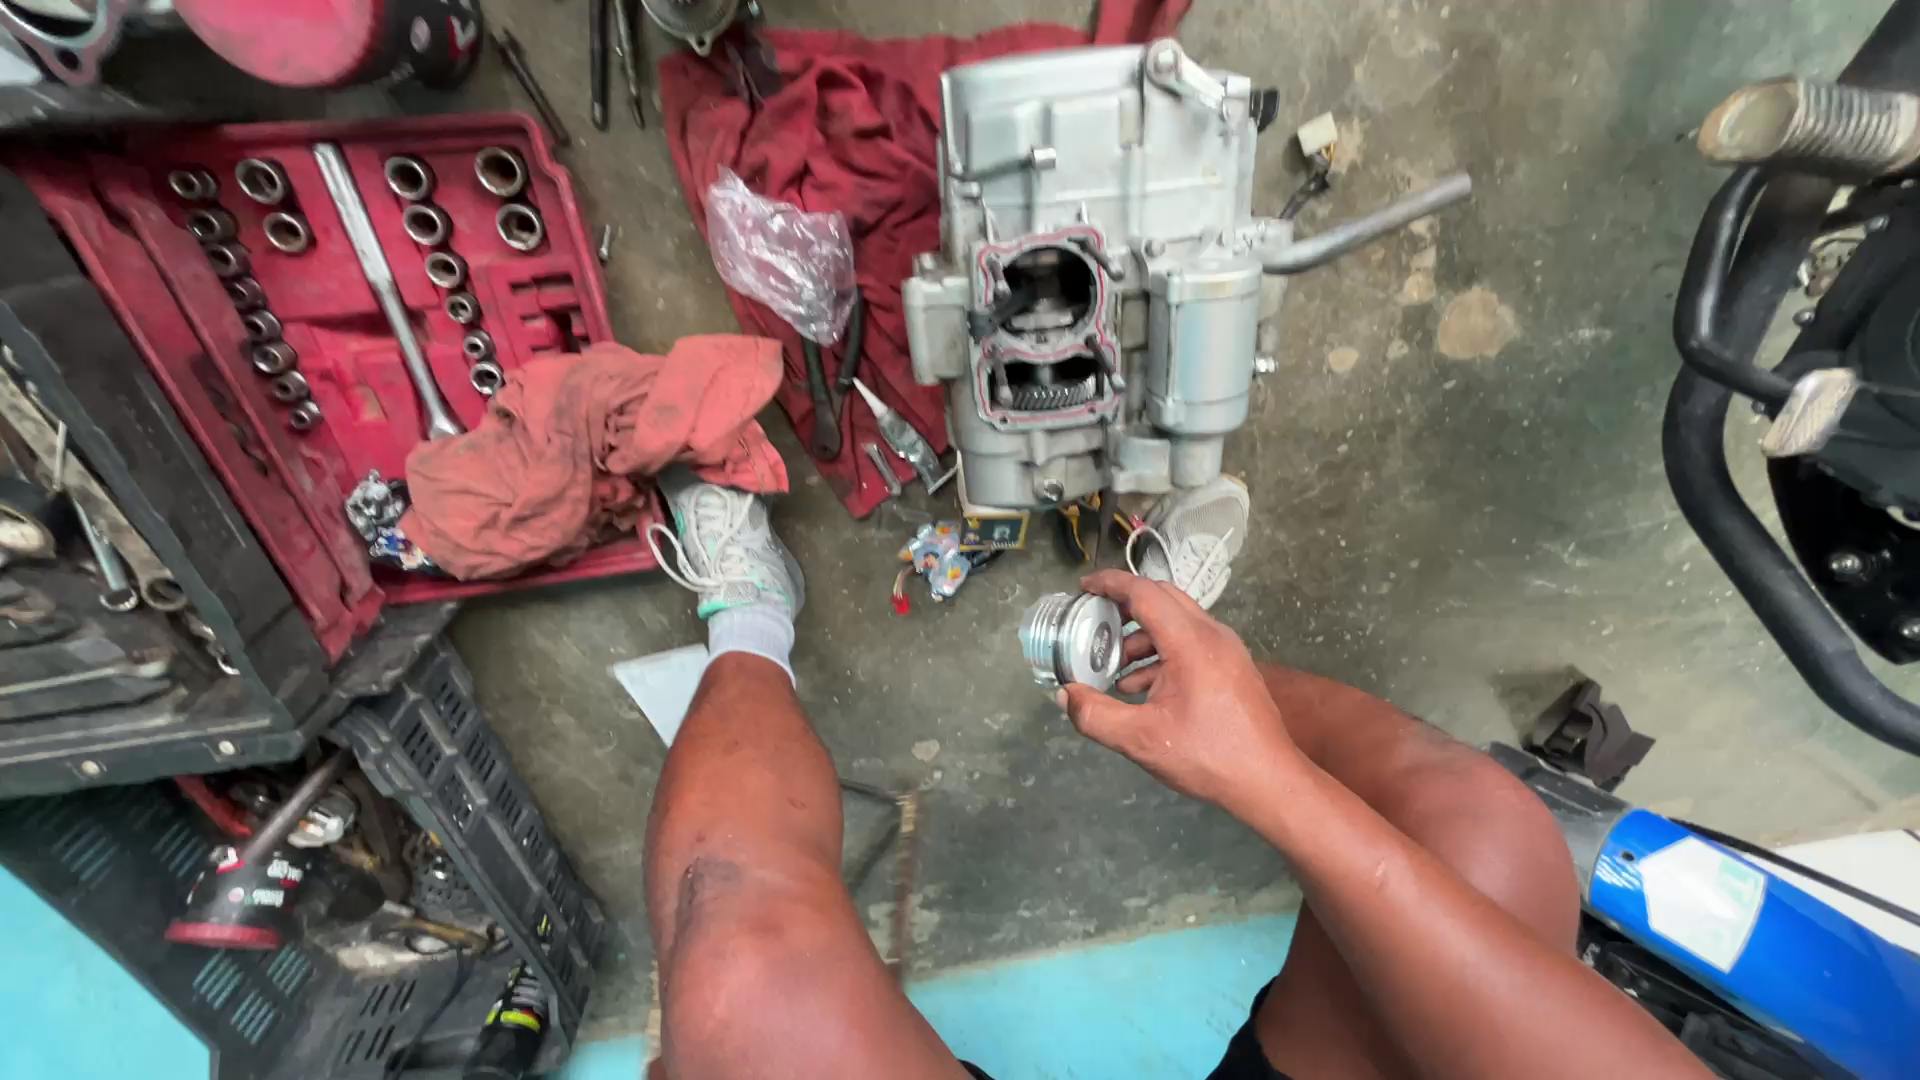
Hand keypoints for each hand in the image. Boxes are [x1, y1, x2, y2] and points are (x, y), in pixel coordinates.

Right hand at [1058, 570, 1301, 807]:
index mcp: (1191, 642)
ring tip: (1113, 661)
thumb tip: (1065, 695)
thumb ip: (1095, 715)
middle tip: (1093, 618)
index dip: (1110, 584)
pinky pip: (1190, 640)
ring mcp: (1227, 649)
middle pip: (1162, 597)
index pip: (1145, 593)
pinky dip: (1160, 650)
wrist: (1269, 781)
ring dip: (1141, 631)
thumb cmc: (1208, 756)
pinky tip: (1140, 685)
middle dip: (1124, 602)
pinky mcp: (1232, 665)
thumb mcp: (1141, 739)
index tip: (1083, 587)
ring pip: (1177, 619)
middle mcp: (1212, 635)